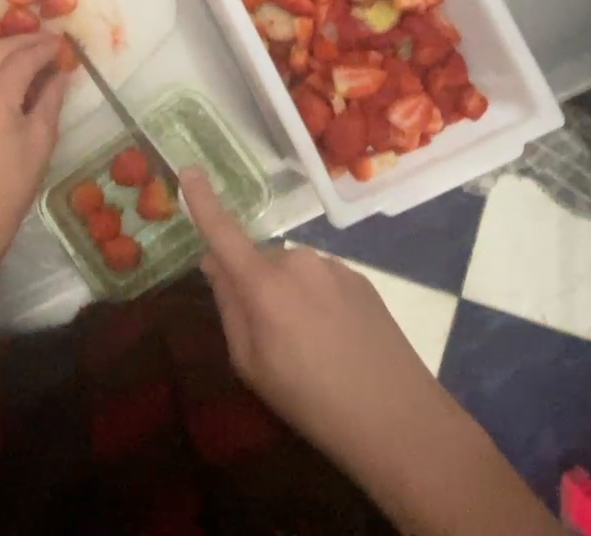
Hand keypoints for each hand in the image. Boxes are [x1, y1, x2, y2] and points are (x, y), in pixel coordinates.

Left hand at [0, 32, 70, 266]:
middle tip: (52, 41)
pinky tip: (14, 72)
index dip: (45, 47)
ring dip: (9, 50)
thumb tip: (60, 72)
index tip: (64, 43)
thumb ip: (51, 99)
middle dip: (27, 40)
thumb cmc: (12, 184)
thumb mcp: (41, 141)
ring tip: (36, 52)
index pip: (22, 59)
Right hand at [180, 167, 434, 462]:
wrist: (401, 421)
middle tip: (269, 337)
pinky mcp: (360, 279)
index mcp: (265, 285)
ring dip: (288, 294)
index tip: (189, 170)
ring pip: (291, 272)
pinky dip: (316, 301)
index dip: (202, 201)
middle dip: (254, 285)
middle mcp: (298, 262)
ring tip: (310, 346)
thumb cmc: (311, 401)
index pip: (223, 233)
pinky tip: (336, 340)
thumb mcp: (251, 364)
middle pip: (258, 261)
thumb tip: (216, 265)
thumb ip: (229, 307)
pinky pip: (320, 280)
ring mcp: (333, 267)